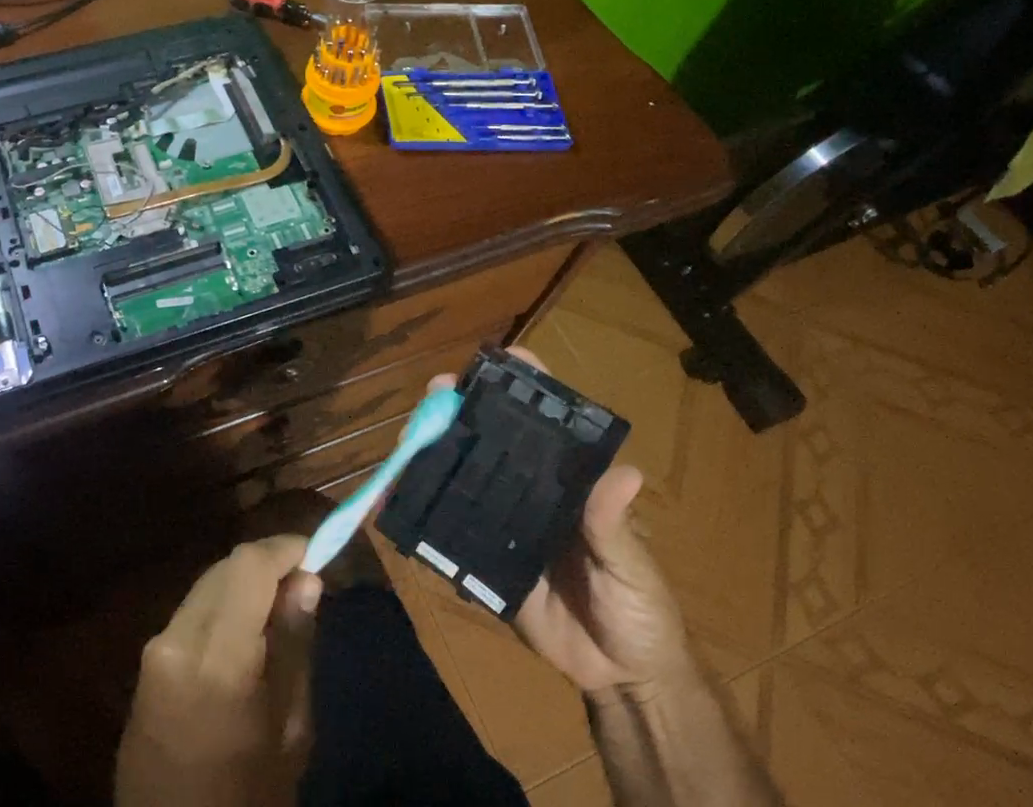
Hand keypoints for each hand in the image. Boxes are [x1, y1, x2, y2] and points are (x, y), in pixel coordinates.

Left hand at [115, 536, 323, 806]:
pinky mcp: (145, 663)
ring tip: (282, 607)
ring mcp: (153, 650)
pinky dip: (223, 607)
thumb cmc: (248, 794)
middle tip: (307, 582)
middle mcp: (174, 639)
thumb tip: (307, 579)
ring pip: (206, 587)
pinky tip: (248, 631)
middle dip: (267, 564)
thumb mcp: (290, 726)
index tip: (319, 552)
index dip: (285, 547)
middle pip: (224, 569)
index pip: (248, 565)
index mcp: (215, 658)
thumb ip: (295, 645)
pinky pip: (191, 613)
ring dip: (244, 585)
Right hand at [428, 349, 692, 696]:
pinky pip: (445, 540)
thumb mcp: (632, 568)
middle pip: (491, 446)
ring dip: (431, 458)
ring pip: (460, 484)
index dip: (526, 389)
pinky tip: (391, 504)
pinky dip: (418, 521)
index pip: (547, 428)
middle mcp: (531, 498)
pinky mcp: (481, 568)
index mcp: (571, 488)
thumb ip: (615, 528)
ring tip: (404, 440)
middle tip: (435, 393)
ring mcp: (503, 530)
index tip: (504, 357)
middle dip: (460, 414)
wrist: (618, 676)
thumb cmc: (641, 611)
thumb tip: (626, 475)